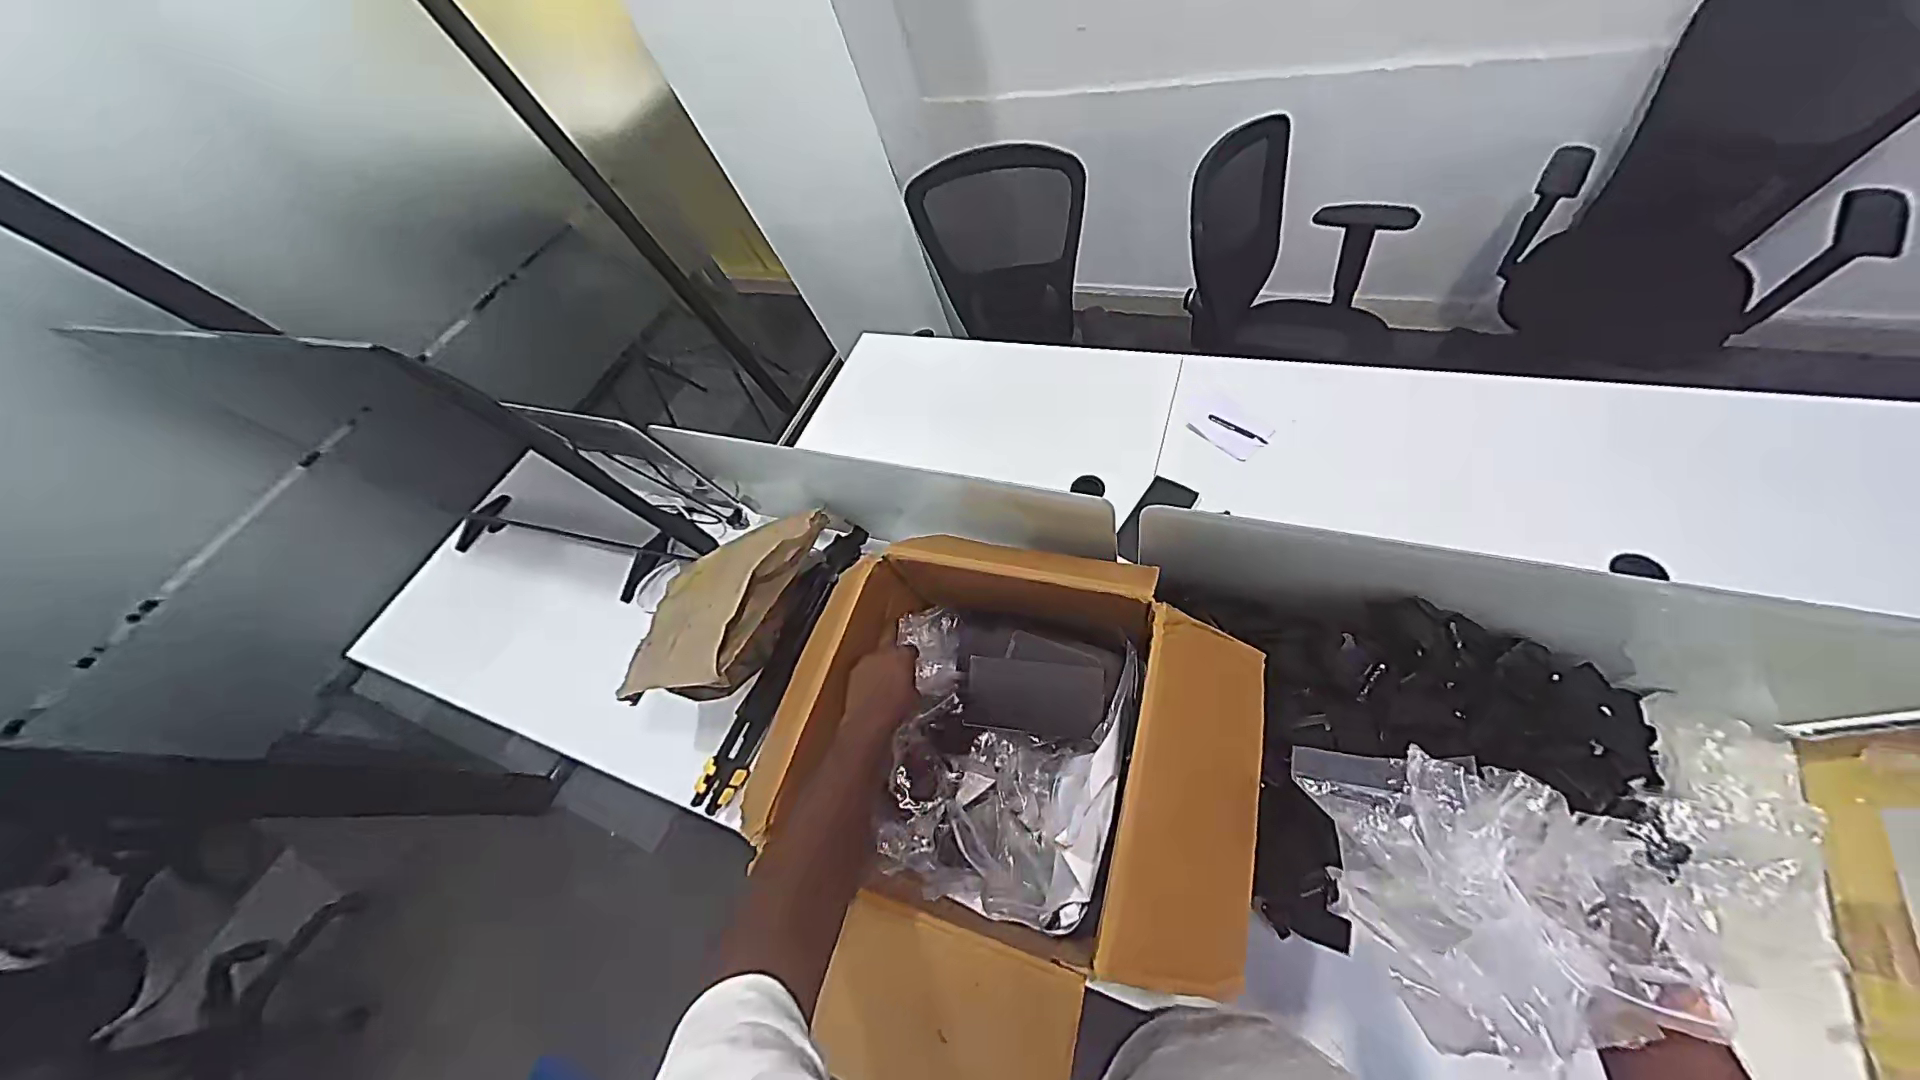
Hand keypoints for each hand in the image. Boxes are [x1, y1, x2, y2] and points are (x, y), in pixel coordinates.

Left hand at [842, 644, 918, 742]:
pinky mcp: (853, 671)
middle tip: (897, 663)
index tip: (911, 664)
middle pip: (889, 641)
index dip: (911, 657)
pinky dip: (868, 674)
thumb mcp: (914, 696)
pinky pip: (865, 668)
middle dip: (893, 650)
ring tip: (882, 678)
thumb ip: (911, 682)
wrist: (868, 720)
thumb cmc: (897, 709)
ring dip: (879, 663)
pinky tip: (870, 687)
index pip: (909, 649)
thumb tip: (908, 682)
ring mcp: (866, 660)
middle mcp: (883, 652)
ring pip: (875, 656)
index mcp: (902, 656)